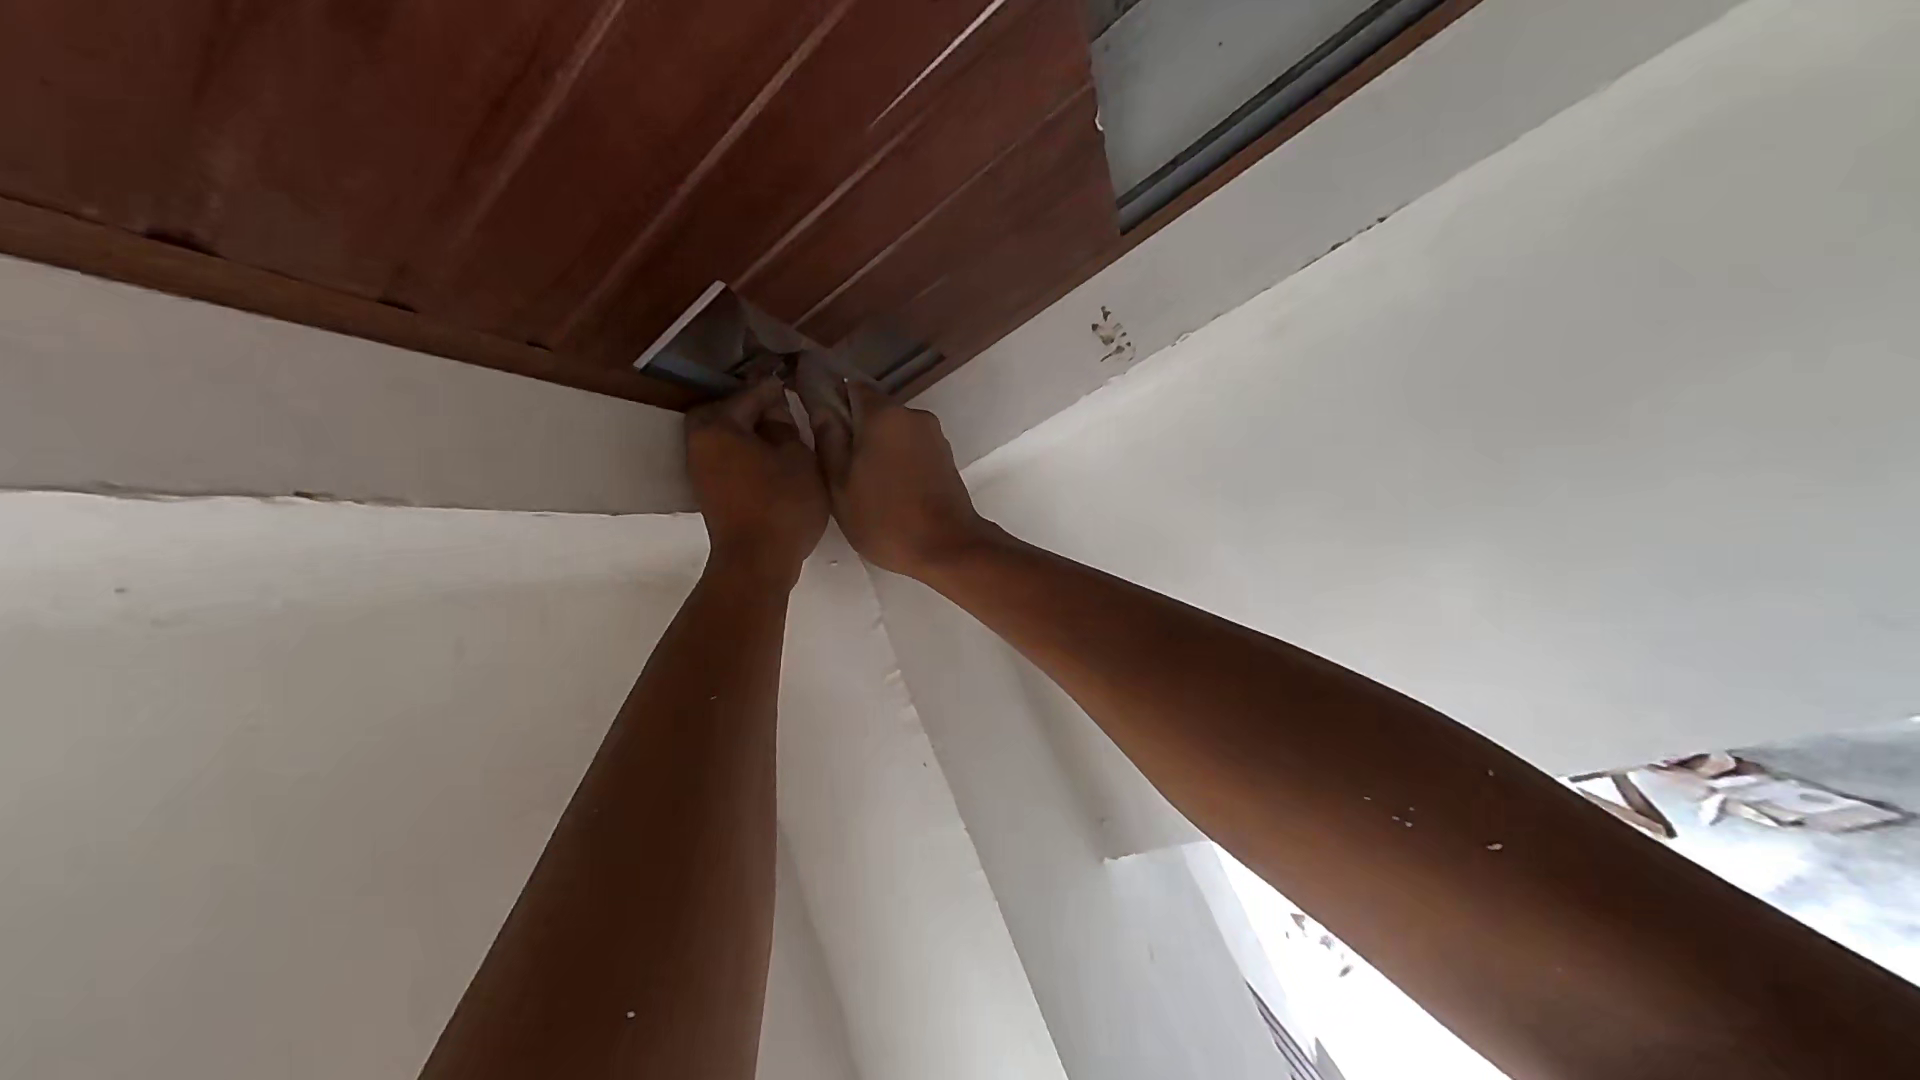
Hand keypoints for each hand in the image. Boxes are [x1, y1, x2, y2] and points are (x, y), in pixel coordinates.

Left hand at [686, 378, 828, 584]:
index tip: (797, 380)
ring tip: (783, 435)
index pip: (752, 393)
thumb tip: (775, 409)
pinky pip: (727, 456)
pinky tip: (772, 458)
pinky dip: (746, 452)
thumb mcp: (798, 458)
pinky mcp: (709, 490)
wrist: (757, 562)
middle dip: (755, 407)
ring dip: (751, 431)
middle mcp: (700, 441)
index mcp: (718, 425)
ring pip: (727, 435)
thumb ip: (785, 426)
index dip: (777, 387)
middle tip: (786, 409)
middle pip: (729, 411)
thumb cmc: (782, 504)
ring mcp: (700, 468)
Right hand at [810, 380, 999, 578]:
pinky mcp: (945, 458)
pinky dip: (896, 460)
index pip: (851, 386)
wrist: (947, 547)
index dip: (831, 400)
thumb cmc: (884, 517)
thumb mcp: (840, 482)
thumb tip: (820, 405)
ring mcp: (934, 436)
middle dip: (854, 429)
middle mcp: (913, 415)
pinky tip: (887, 490)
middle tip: (836, 466)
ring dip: (876, 447)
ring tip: (861, 484)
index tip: (818, 426)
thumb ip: (828, 438)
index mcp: (884, 414)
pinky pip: (911, 448)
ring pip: (893, 431)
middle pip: (874, 410)